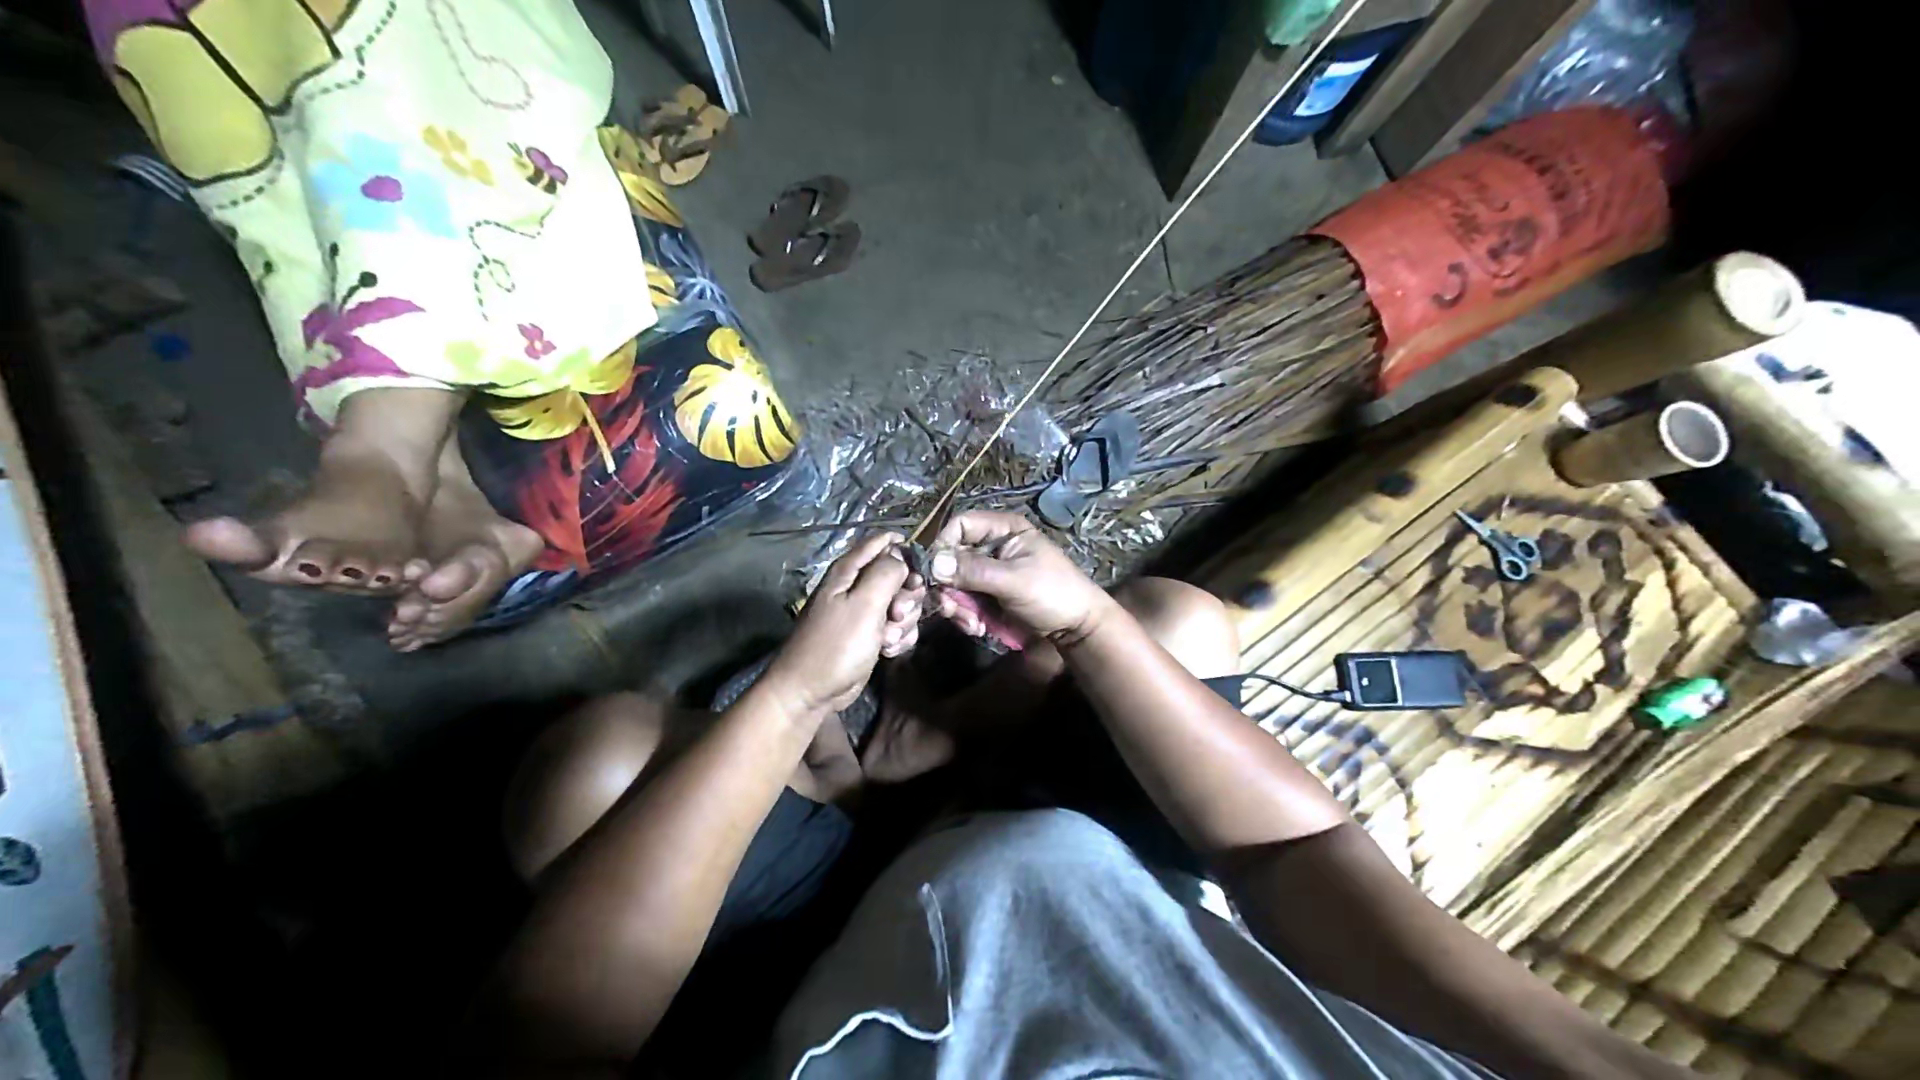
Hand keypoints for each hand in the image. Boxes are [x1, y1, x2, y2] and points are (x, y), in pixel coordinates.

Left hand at [764, 533, 922, 717]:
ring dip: (903, 622)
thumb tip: (902, 557)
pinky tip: (887, 651)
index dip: (906, 555)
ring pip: (903, 604)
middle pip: (900, 576)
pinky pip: (897, 627)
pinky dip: (897, 639)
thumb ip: (887, 572)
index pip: (885, 542)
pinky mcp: (870, 634)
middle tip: (896, 614)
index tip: (915, 577)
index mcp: (849, 570)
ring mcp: (864, 611)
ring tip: (886, 639)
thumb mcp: (864, 603)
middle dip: (907, 596)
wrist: (811, 692)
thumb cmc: (836, 645)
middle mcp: (857, 585)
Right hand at [926, 511, 1115, 645]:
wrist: (1076, 629)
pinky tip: (978, 629)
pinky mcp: (986, 596)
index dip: (943, 546)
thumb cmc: (1053, 593)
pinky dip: (965, 617)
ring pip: (952, 584)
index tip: (935, 573)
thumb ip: (974, 571)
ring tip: (972, 625)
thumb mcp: (1013, 580)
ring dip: (956, 606)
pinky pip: (963, 602)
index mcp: (1003, 529)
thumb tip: (933, 563)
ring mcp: (987, 572)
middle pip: (950, 558)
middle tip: (953, 610)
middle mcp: (991, 547)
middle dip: (949, 587)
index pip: (959, 525)